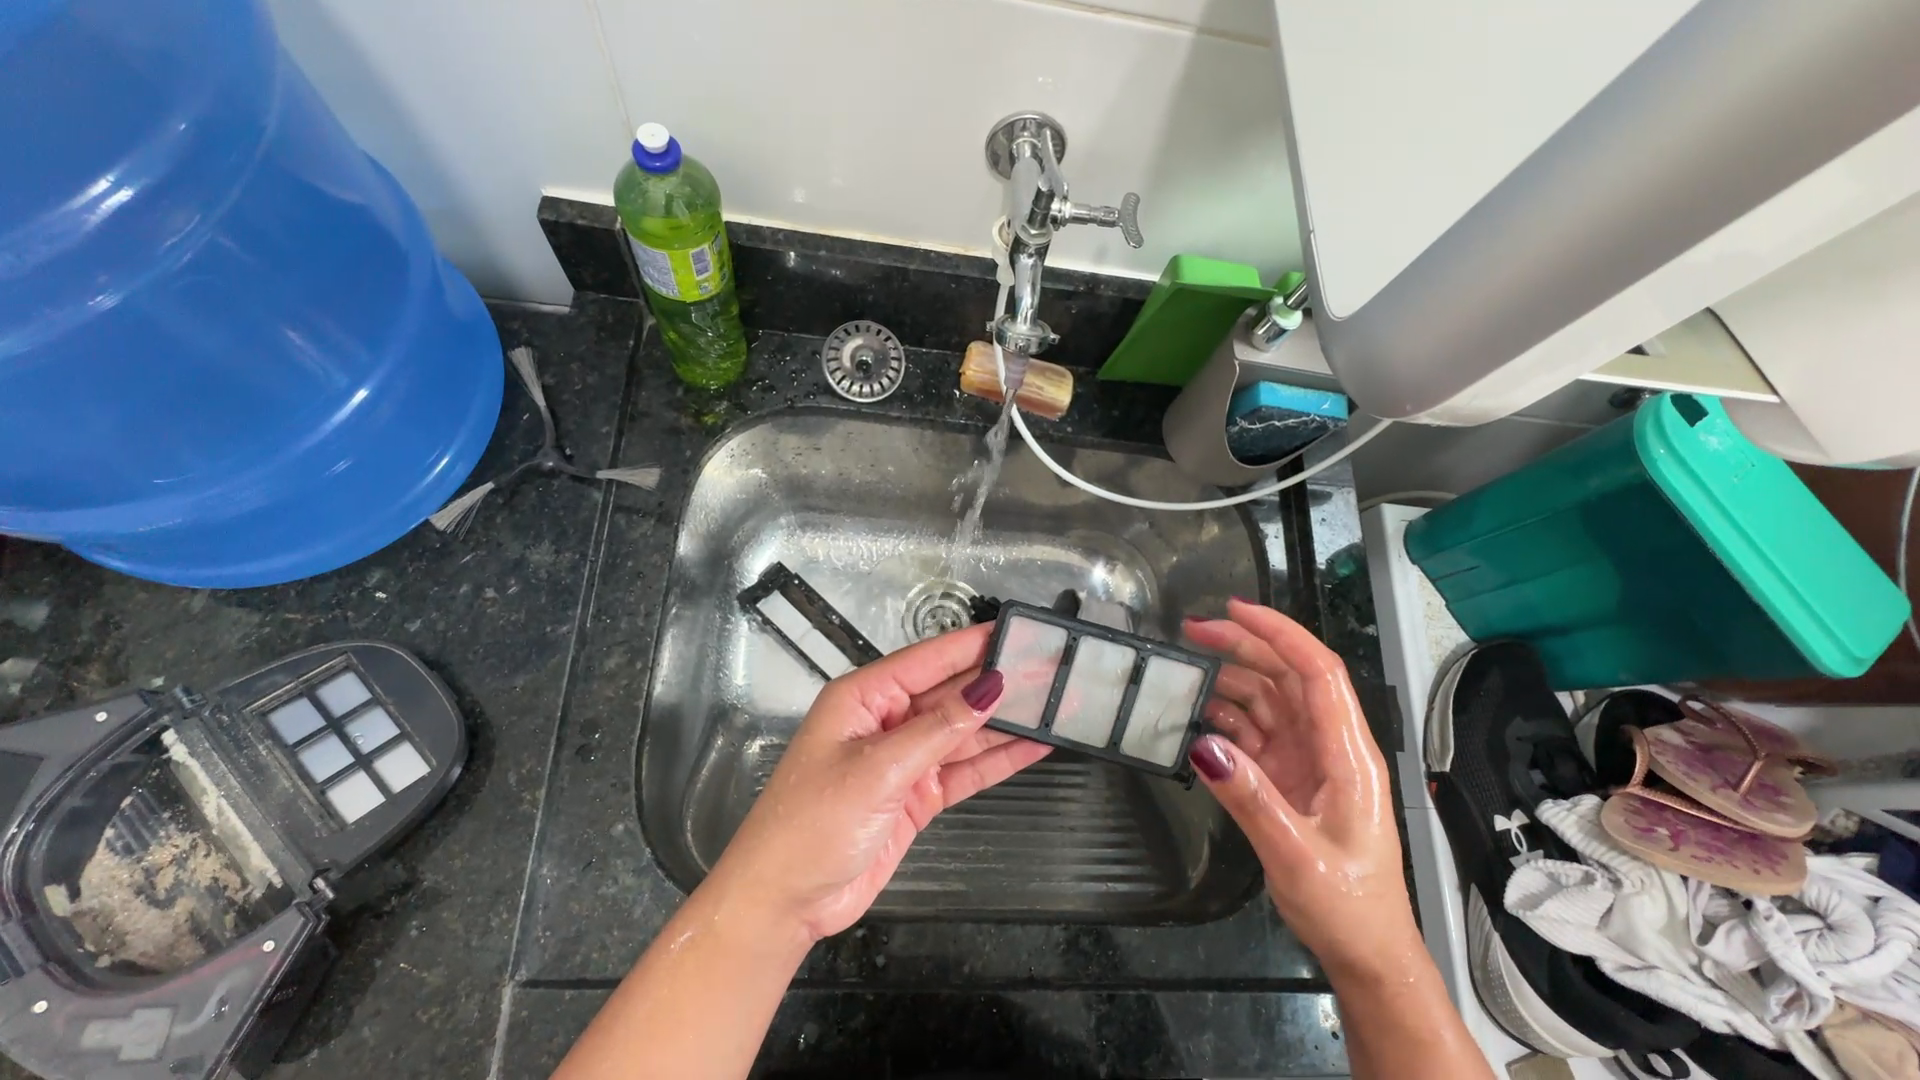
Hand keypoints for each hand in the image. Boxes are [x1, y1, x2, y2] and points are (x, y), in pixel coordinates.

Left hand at [704, 622, 1050, 943]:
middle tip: (1052, 670)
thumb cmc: (812, 824)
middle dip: (998, 684)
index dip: (974, 645)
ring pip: (963, 732)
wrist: (785, 900)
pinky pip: (963, 769)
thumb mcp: (876, 770)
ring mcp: (903, 760)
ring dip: (1006, 722)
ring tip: (1055, 705)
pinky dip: (997, 759)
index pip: (929, 660)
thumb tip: (988, 688)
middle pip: (951, 694)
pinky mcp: (917, 796)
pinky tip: (1033, 746)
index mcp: (864, 698)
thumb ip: (937, 729)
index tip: (1019, 632)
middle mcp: (887, 721)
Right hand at [1182, 599, 1422, 982]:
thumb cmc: (1346, 906)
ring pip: (1270, 702)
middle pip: (1289, 678)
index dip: (1280, 634)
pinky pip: (1256, 735)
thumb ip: (1250, 799)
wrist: (1366, 951)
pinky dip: (1227, 721)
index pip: (1318, 673)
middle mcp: (1331, 747)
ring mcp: (1310, 762)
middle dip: (1245, 647)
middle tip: (1192, 632)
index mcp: (1347, 755)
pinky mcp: (1291, 779)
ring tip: (1186, 671)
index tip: (1235, 610)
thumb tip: (1204, 744)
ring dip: (1231, 681)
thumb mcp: (1295, 856)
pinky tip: (1197, 719)